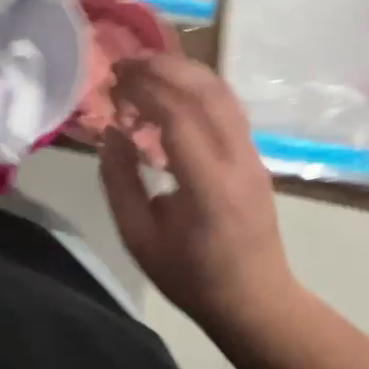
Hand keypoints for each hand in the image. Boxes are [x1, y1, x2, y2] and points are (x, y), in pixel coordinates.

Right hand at [99, 53, 298, 327]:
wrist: (257, 303)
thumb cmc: (192, 276)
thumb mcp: (139, 238)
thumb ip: (119, 181)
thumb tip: (111, 131)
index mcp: (209, 186)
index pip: (179, 117)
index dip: (143, 90)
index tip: (112, 84)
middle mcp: (237, 160)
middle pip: (205, 91)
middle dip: (160, 68)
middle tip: (122, 65)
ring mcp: (252, 154)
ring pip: (221, 91)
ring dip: (180, 70)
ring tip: (142, 68)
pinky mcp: (255, 153)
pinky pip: (227, 103)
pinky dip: (195, 84)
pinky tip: (169, 87)